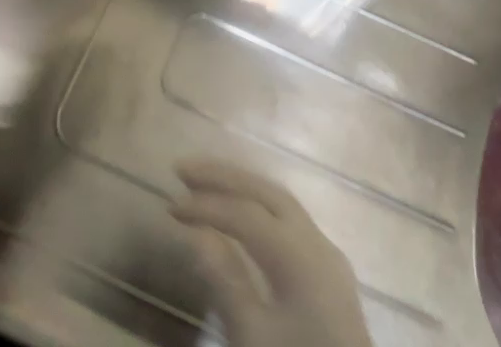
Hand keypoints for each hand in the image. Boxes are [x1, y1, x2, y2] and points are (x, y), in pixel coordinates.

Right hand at [171, 160, 373, 346]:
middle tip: (183, 169)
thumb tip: (198, 234)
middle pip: (269, 194)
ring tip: (206, 183)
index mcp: (301, 256)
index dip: (206, 206)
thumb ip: (227, 282)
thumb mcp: (253, 336)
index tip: (169, 207)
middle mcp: (319, 244)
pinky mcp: (330, 275)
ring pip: (283, 204)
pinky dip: (261, 208)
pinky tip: (243, 217)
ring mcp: (329, 257)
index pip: (245, 213)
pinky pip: (292, 223)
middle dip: (225, 177)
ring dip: (244, 189)